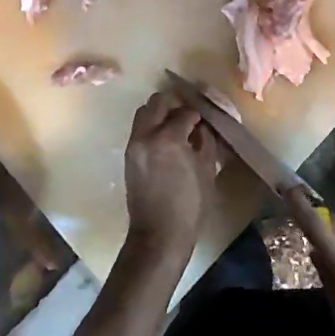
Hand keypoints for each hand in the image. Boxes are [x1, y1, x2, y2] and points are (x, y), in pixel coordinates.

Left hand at [122, 90, 218, 263]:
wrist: (159, 233)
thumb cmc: (190, 204)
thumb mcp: (206, 170)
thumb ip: (205, 140)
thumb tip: (202, 126)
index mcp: (168, 138)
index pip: (185, 112)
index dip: (198, 114)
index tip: (205, 119)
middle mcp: (146, 135)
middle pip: (157, 102)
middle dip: (175, 104)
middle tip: (188, 116)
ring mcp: (134, 144)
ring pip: (144, 112)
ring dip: (160, 113)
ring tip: (175, 127)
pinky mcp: (128, 155)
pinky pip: (139, 129)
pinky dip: (152, 127)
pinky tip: (166, 141)